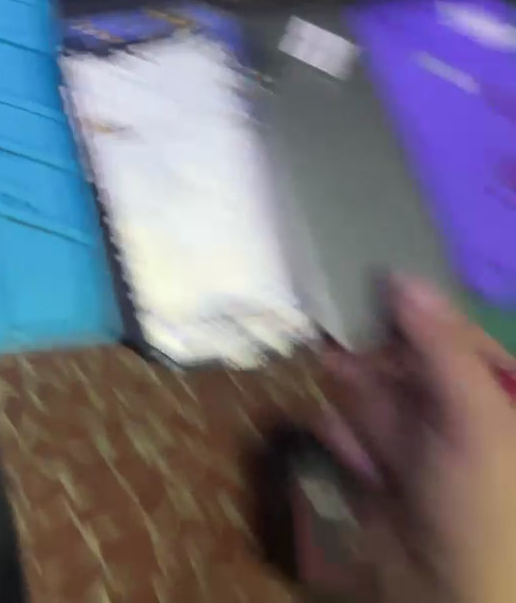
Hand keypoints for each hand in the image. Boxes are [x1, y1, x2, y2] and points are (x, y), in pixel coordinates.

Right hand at [318, 277, 515, 602]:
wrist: (450, 597)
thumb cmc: (493, 513)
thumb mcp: (479, 426)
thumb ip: (442, 352)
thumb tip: (400, 276)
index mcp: (514, 406)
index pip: (464, 342)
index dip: (417, 324)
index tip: (366, 299)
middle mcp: (477, 424)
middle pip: (408, 367)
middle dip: (378, 374)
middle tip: (354, 376)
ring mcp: (432, 449)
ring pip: (373, 397)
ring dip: (359, 413)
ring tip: (373, 449)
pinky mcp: (390, 468)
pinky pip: (354, 433)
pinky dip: (349, 445)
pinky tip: (362, 469)